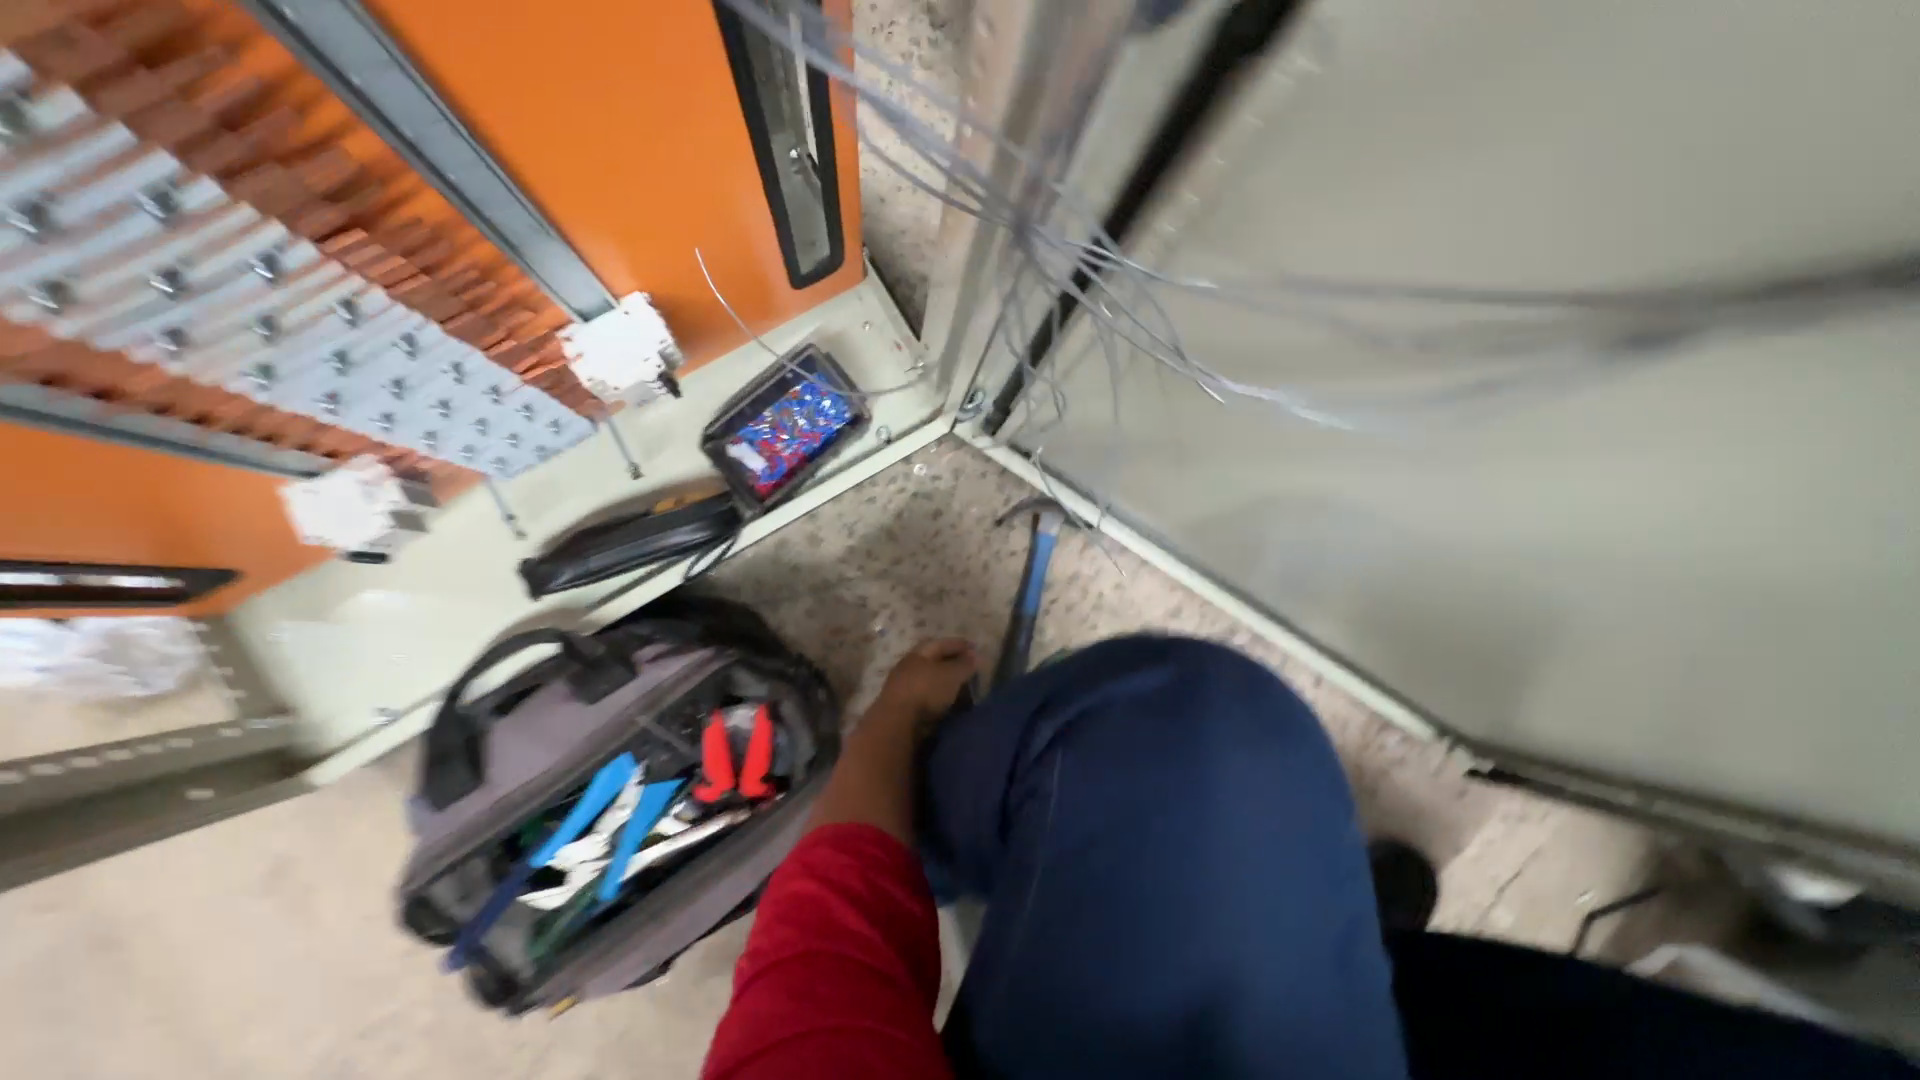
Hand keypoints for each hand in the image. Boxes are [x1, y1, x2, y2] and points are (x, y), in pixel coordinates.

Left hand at [873, 638, 980, 728]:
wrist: (897, 723)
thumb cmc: (926, 691)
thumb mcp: (952, 675)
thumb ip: (965, 665)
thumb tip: (975, 656)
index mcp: (918, 654)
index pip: (941, 644)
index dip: (959, 645)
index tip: (974, 649)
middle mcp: (909, 668)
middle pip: (935, 663)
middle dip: (953, 665)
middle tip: (971, 671)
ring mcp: (904, 688)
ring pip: (931, 682)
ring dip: (947, 685)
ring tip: (965, 691)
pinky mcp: (904, 708)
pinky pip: (928, 699)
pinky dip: (941, 700)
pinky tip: (952, 706)